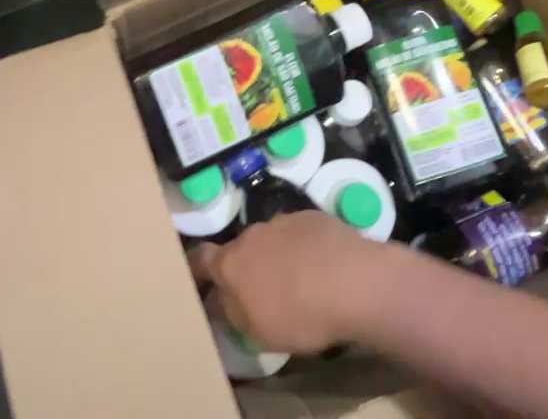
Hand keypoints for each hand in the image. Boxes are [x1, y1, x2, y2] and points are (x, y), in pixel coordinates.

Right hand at [187, 211, 393, 353]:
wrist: (353, 281)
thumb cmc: (298, 314)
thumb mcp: (256, 331)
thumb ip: (230, 312)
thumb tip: (218, 301)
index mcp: (231, 262)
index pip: (200, 259)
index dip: (195, 270)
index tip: (195, 279)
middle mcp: (252, 234)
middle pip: (240, 248)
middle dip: (245, 266)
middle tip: (258, 290)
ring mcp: (284, 221)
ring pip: (271, 239)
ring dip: (276, 256)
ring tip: (296, 280)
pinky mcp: (313, 216)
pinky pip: (299, 234)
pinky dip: (303, 248)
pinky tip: (321, 267)